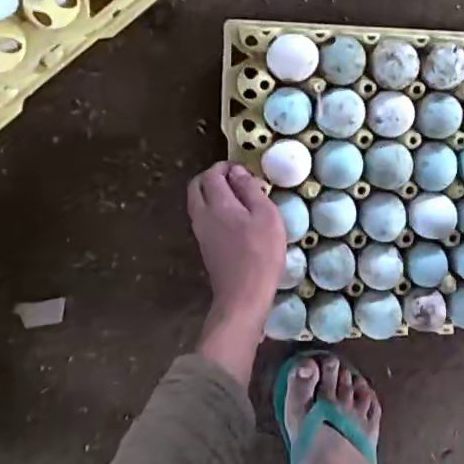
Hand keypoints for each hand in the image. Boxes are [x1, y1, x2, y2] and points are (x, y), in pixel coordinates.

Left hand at [187, 162, 285, 372]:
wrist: (242, 296)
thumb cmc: (260, 254)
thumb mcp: (266, 216)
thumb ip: (250, 191)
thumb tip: (238, 173)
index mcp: (216, 204)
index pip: (212, 175)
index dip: (225, 167)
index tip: (243, 170)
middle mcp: (202, 215)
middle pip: (196, 186)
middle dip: (212, 177)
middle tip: (235, 179)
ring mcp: (200, 232)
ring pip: (197, 202)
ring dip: (211, 193)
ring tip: (237, 197)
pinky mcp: (204, 246)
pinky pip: (202, 217)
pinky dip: (212, 208)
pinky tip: (233, 217)